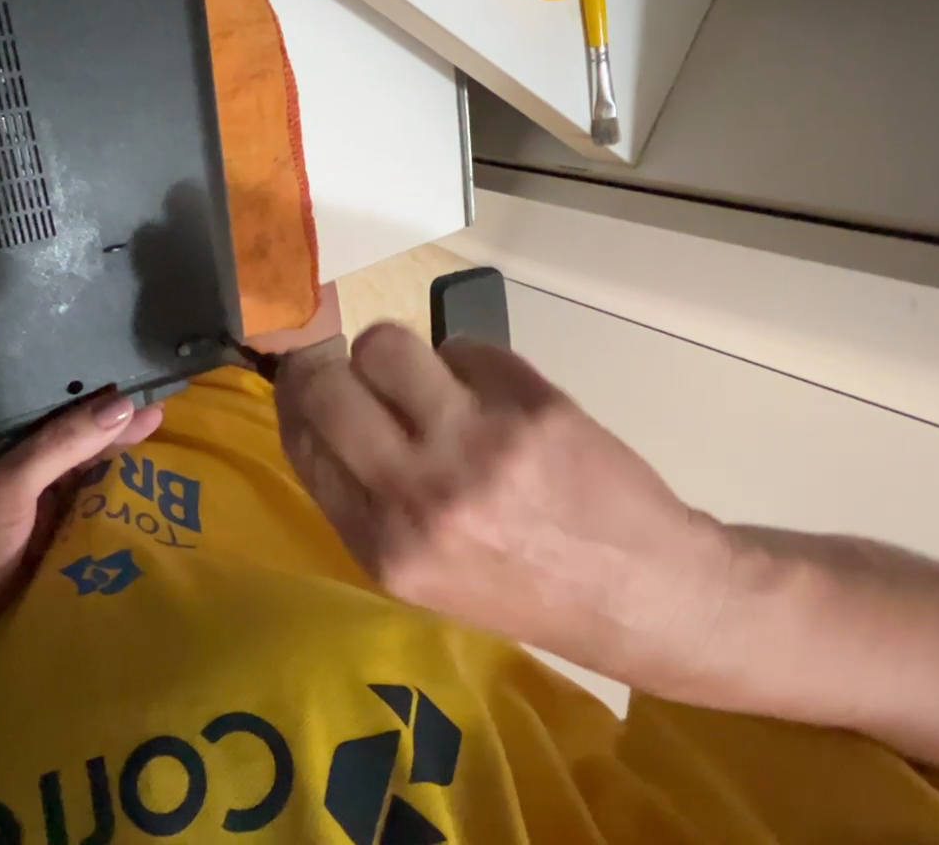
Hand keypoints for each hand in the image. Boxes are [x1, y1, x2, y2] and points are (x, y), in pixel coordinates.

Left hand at [0, 389, 162, 643]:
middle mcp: (23, 466)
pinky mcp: (51, 533)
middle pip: (78, 438)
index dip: (99, 396)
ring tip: (162, 442)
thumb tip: (122, 404)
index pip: (60, 409)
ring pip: (87, 470)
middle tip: (163, 410)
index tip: (140, 383)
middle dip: (117, 425)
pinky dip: (115, 495)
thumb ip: (62, 444)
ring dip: (120, 459)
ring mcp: (37, 501)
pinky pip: (90, 504)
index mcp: (5, 443)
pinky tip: (145, 487)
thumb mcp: (11, 486)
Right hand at [274, 323, 730, 690]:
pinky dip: (467, 363)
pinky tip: (493, 397)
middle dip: (331, 363)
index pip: (302, 439)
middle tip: (356, 367)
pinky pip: (464, 347)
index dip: (295, 396)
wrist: (643, 595)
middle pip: (328, 382)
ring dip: (397, 353)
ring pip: (386, 343)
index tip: (303, 377)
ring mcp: (477, 444)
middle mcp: (417, 493)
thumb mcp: (416, 573)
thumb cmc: (519, 588)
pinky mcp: (532, 405)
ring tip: (427, 380)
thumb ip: (359, 497)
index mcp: (381, 544)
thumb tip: (316, 406)